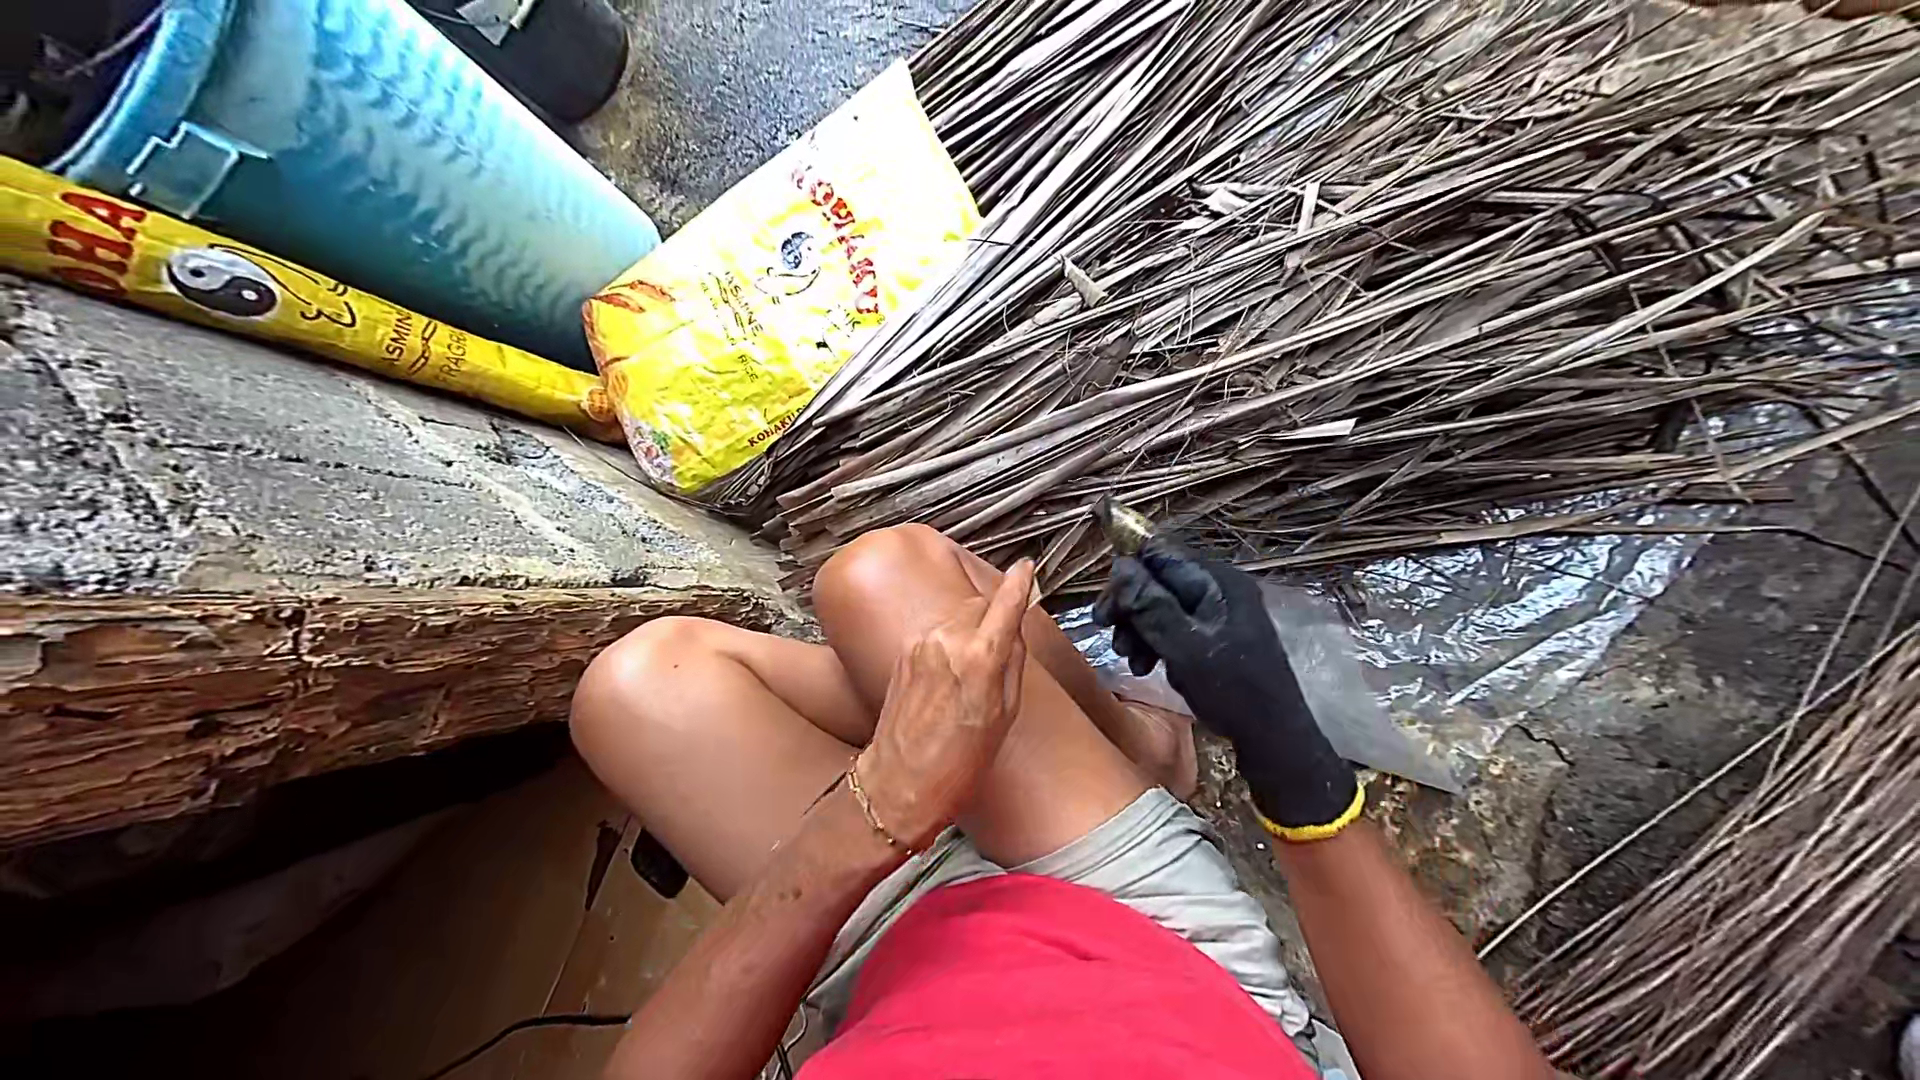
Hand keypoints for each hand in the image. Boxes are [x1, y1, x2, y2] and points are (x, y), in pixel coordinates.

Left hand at [855, 559, 1033, 849]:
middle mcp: (946, 641)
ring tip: (973, 672)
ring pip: (958, 616)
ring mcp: (921, 644)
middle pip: (980, 605)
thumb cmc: (955, 763)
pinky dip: (951, 640)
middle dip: (994, 617)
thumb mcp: (1004, 715)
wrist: (899, 781)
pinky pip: (938, 631)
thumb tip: (1012, 632)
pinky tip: (951, 673)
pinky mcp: (905, 651)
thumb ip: (1011, 663)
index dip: (1019, 583)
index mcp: (978, 658)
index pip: (1005, 605)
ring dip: (971, 629)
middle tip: (1000, 652)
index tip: (1026, 568)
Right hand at [1092, 536, 1359, 838]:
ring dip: (1138, 629)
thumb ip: (1151, 604)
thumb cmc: (1232, 690)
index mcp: (1217, 581)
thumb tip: (1120, 564)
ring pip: (1162, 606)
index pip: (1159, 555)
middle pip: (1157, 581)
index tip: (1105, 609)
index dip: (1126, 575)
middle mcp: (1218, 588)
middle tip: (1105, 632)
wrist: (1275, 739)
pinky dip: (1155, 643)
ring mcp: (1218, 613)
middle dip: (1129, 607)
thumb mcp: (1185, 646)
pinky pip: (1174, 627)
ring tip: (1128, 658)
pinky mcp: (1216, 636)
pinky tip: (1145, 667)